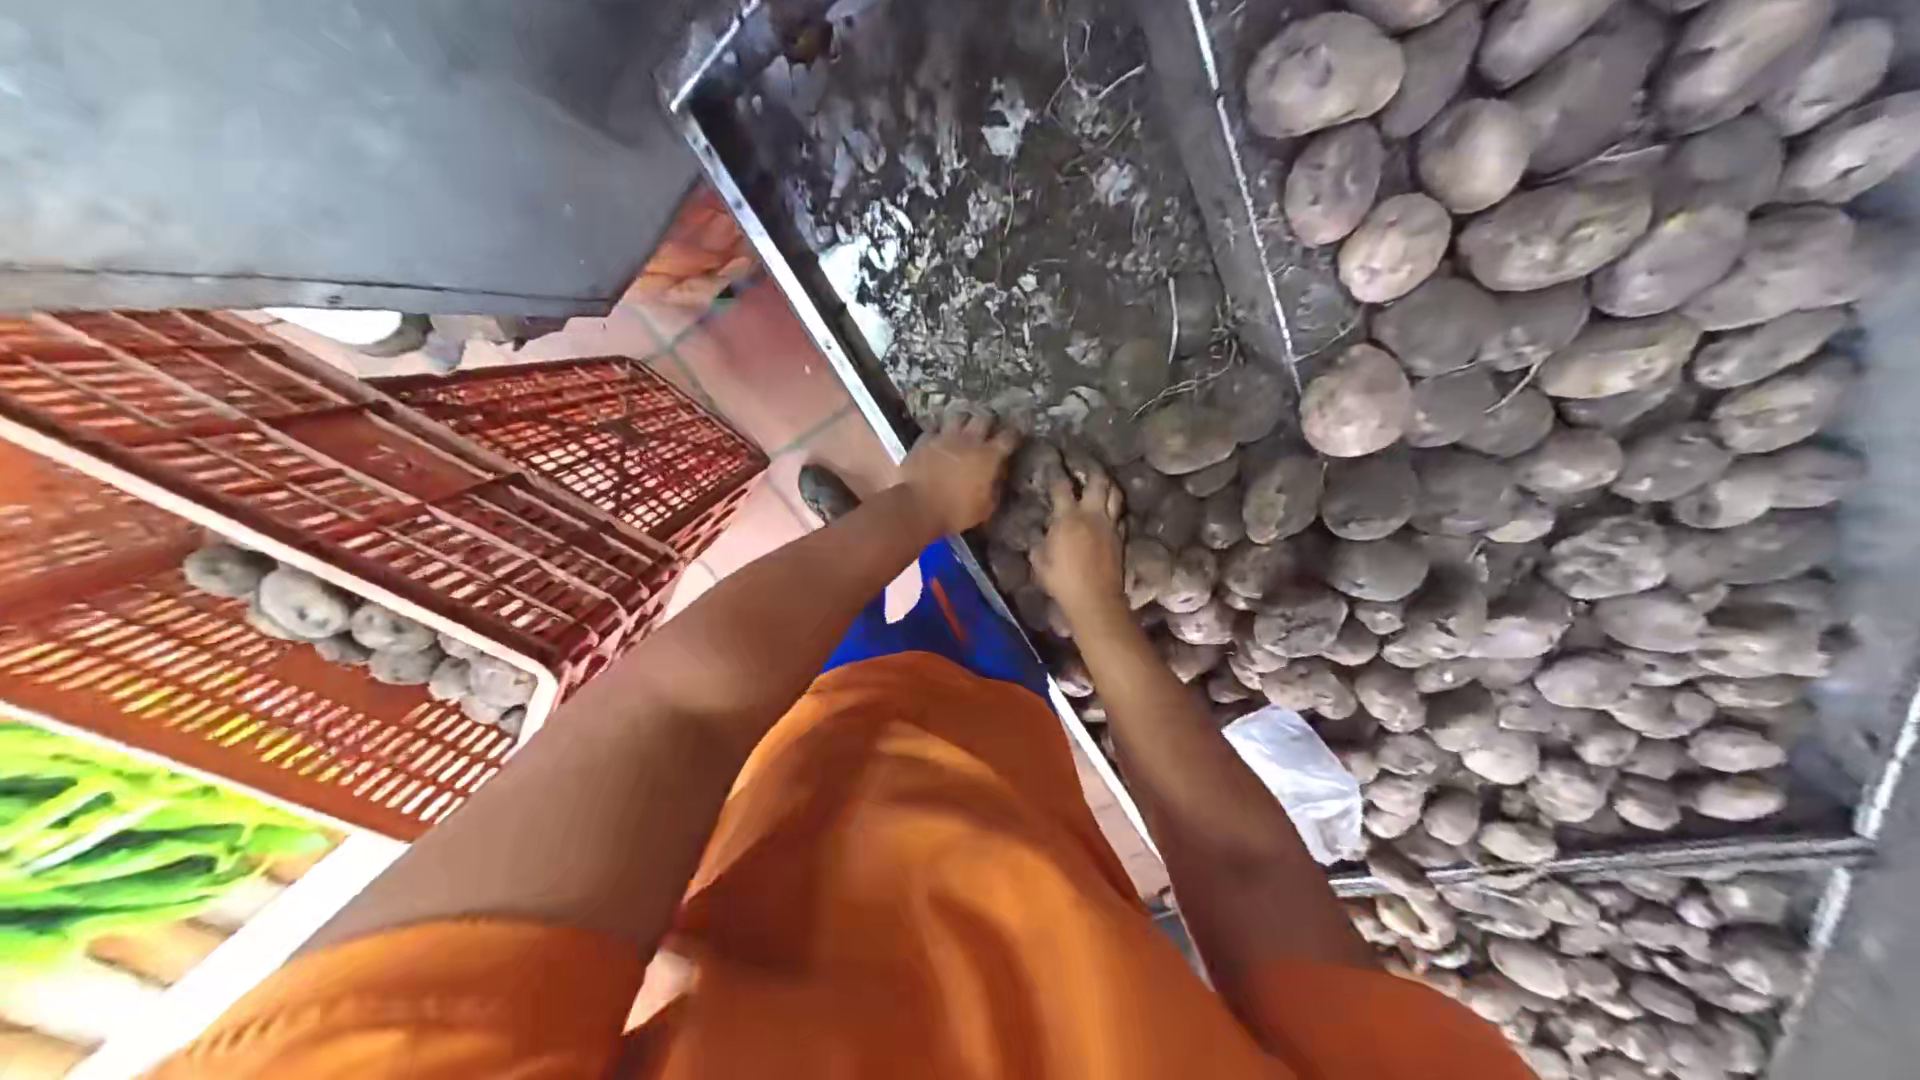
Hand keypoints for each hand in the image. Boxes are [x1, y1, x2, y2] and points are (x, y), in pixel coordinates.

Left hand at [900, 407, 1020, 534]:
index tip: (1014, 437)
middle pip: (984, 417)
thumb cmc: (955, 512)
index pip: (1009, 437)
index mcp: (988, 456)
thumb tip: (996, 479)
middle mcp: (969, 440)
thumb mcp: (985, 509)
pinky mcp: (923, 440)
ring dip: (963, 421)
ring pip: (958, 416)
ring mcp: (944, 437)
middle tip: (987, 430)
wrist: (917, 507)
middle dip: (988, 421)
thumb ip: (994, 489)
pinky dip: (938, 434)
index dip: (1014, 435)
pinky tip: (937, 440)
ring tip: (962, 429)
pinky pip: (934, 429)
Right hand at [1031, 468, 1125, 622]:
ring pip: (1115, 494)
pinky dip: (1116, 508)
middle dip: (1091, 469)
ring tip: (1102, 480)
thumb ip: (1038, 543)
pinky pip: (1121, 515)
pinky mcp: (1121, 537)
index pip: (1062, 486)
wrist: (1095, 599)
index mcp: (1068, 517)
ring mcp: (1110, 524)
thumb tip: (1039, 534)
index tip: (1053, 462)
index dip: (1056, 472)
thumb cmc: (1062, 580)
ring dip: (1108, 484)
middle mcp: (1092, 514)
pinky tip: (1111, 509)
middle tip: (1084, 464)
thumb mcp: (1040, 562)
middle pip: (1098, 481)